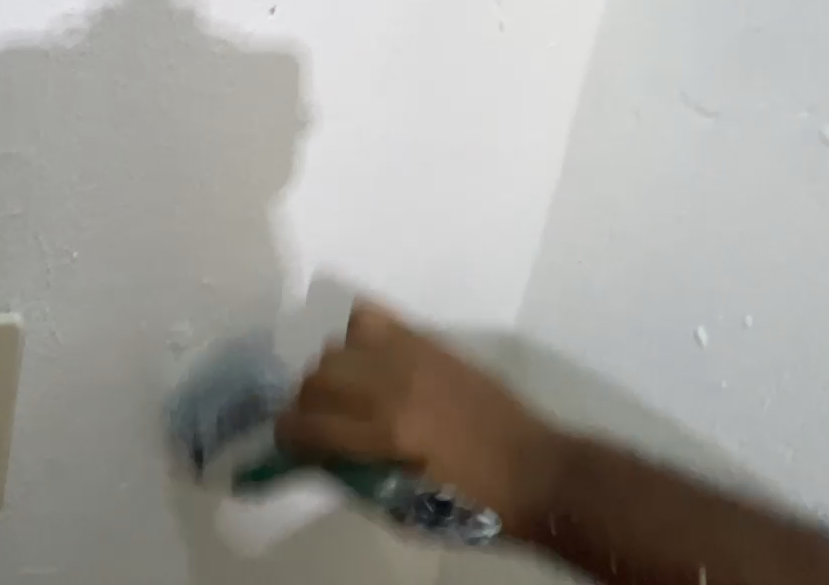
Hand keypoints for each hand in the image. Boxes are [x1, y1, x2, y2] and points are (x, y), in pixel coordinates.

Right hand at [275, 301, 565, 525]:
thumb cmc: (476, 506)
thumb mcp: (408, 512)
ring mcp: (407, 356)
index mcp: (386, 437)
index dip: (287, 435)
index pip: (308, 425)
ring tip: (348, 392)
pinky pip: (368, 317)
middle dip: (306, 405)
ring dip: (332, 374)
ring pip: (335, 348)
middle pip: (314, 379)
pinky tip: (369, 359)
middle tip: (319, 422)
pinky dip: (357, 337)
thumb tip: (316, 457)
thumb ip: (355, 477)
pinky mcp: (424, 339)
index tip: (288, 441)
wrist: (540, 471)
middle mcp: (390, 388)